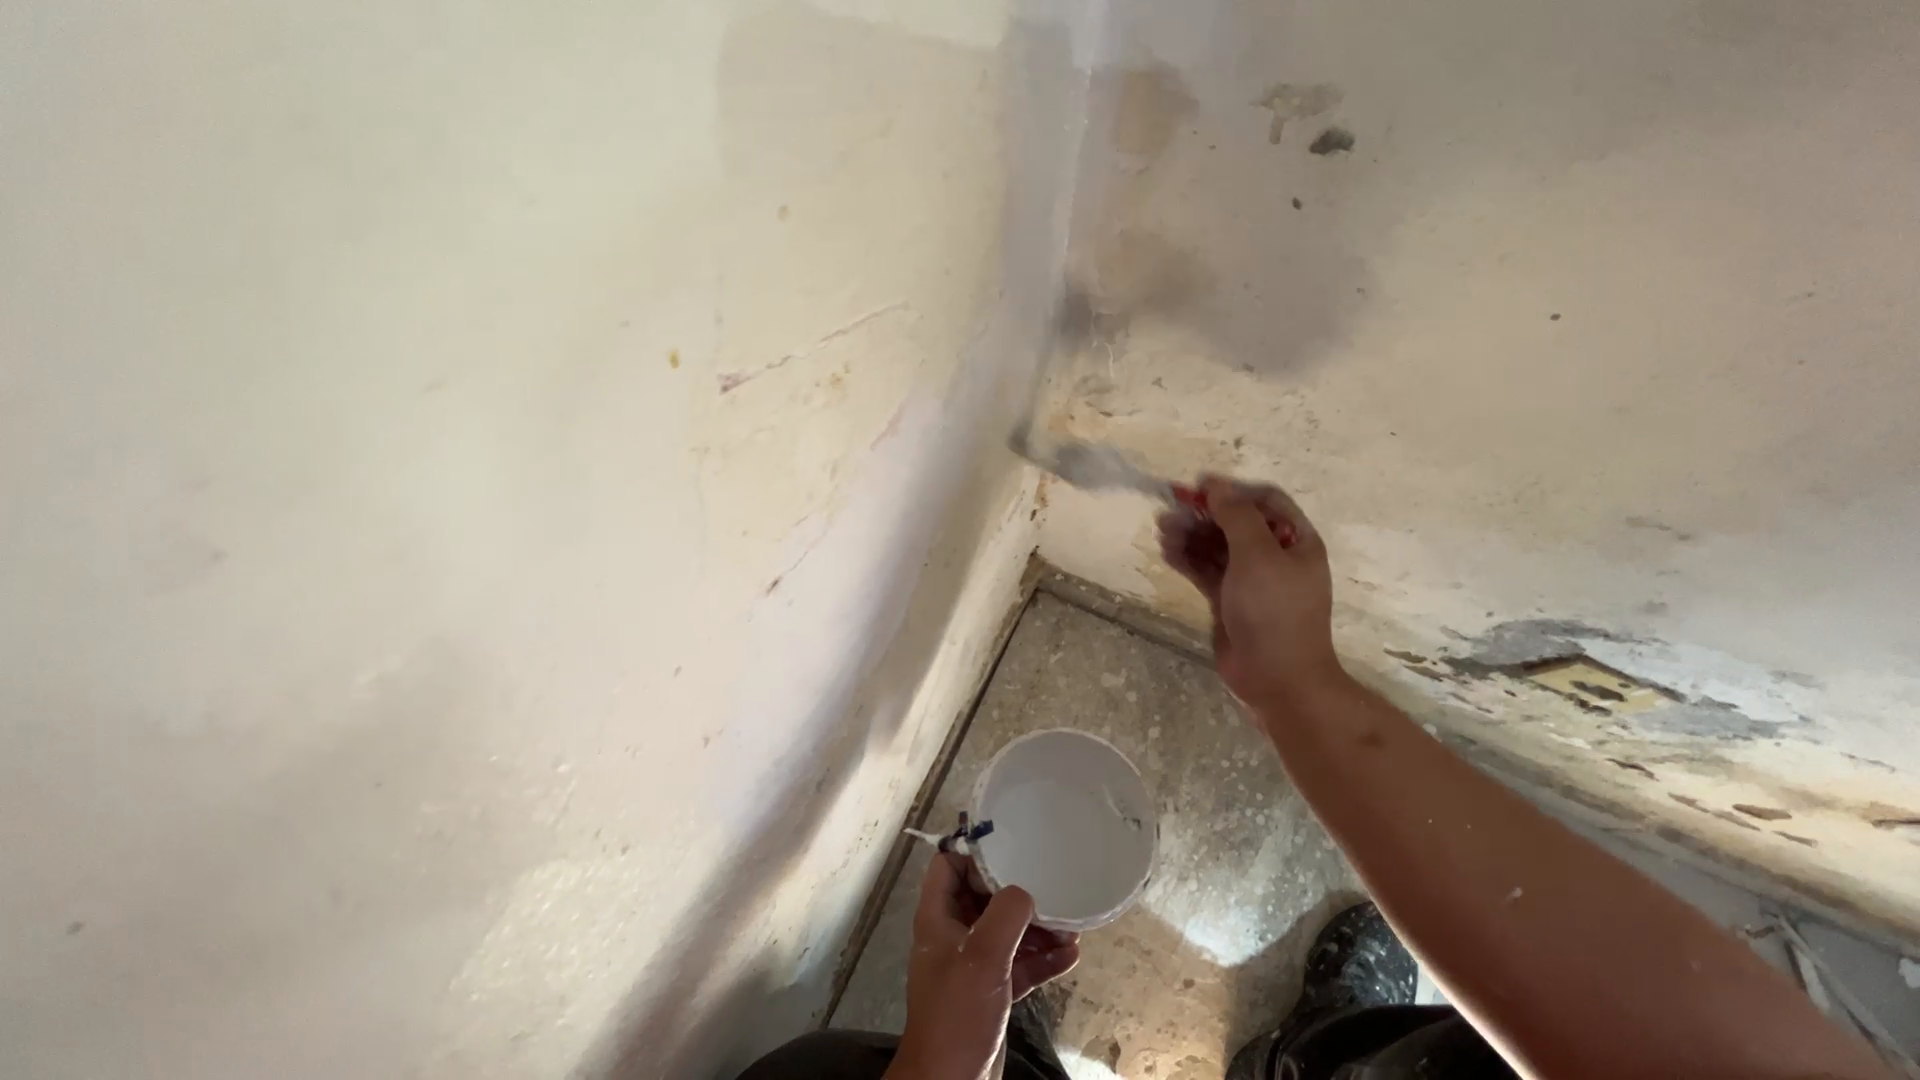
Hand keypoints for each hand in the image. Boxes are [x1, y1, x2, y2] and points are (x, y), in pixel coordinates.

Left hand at [887, 854, 1080, 1079]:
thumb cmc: (958, 1012)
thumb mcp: (982, 955)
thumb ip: (1006, 915)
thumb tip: (1026, 893)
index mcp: (938, 918)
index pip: (948, 866)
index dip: (975, 854)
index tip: (1012, 849)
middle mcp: (954, 935)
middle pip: (986, 897)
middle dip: (1020, 894)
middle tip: (1053, 888)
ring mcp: (973, 965)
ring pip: (1007, 932)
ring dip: (1038, 928)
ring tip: (1071, 926)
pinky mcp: (991, 992)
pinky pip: (1019, 965)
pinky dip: (1042, 959)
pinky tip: (1070, 956)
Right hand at [1157, 475, 1343, 707]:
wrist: (1277, 677)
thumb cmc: (1274, 610)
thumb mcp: (1257, 555)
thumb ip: (1236, 516)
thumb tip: (1216, 485)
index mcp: (1296, 541)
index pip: (1265, 501)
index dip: (1233, 491)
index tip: (1198, 488)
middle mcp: (1276, 557)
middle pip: (1236, 523)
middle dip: (1205, 514)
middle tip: (1172, 509)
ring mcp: (1251, 581)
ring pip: (1217, 547)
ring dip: (1191, 535)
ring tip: (1163, 529)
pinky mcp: (1229, 602)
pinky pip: (1207, 571)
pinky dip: (1188, 559)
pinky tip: (1167, 550)